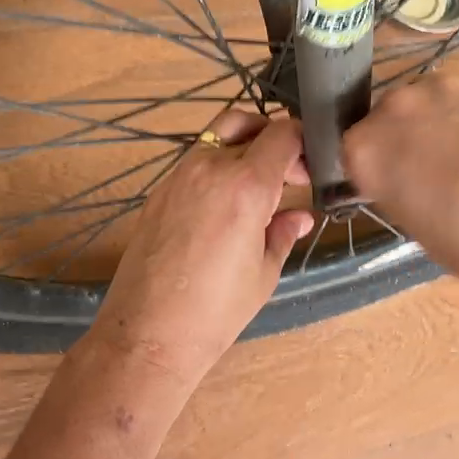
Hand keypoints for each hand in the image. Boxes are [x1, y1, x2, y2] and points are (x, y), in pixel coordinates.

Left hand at [83, 110, 314, 384]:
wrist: (148, 335)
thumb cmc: (215, 312)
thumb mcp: (263, 274)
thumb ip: (283, 232)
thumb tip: (301, 216)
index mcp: (246, 186)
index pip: (282, 133)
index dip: (302, 140)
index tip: (310, 164)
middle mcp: (212, 166)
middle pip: (248, 123)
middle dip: (274, 138)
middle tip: (289, 172)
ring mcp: (180, 174)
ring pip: (219, 134)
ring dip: (244, 145)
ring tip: (258, 184)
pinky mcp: (160, 189)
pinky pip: (197, 159)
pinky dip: (219, 163)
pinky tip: (226, 201)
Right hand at [343, 73, 458, 327]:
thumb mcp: (421, 231)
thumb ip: (399, 189)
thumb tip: (407, 177)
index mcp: (367, 149)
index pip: (353, 147)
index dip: (375, 168)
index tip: (394, 185)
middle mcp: (399, 106)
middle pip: (390, 115)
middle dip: (408, 139)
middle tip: (439, 174)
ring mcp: (448, 86)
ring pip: (433, 100)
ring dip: (444, 122)